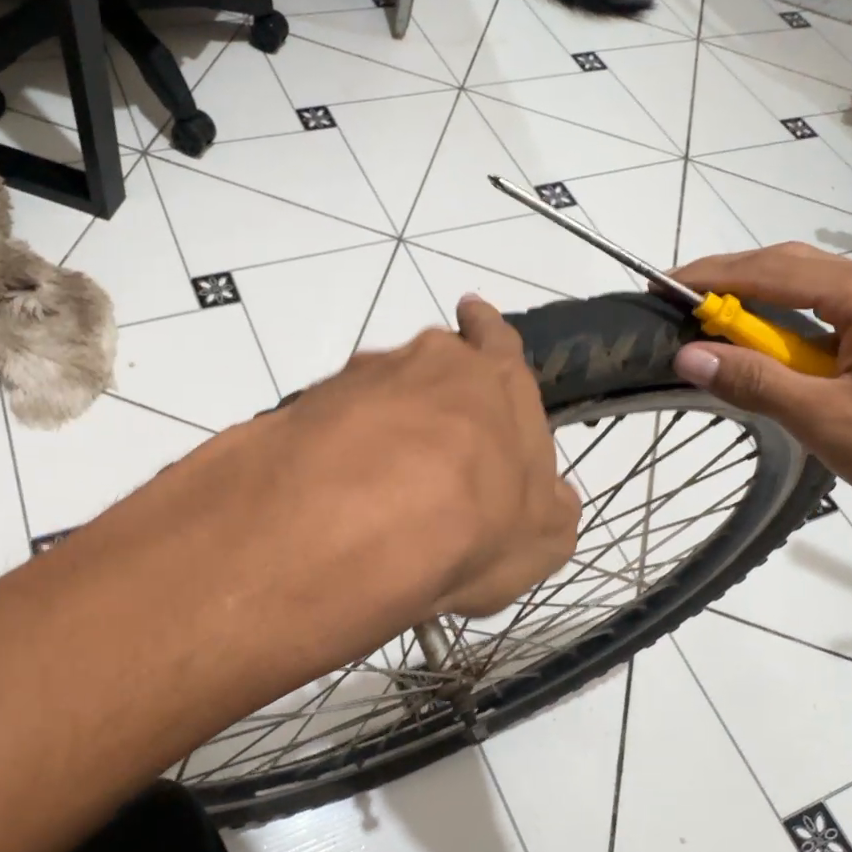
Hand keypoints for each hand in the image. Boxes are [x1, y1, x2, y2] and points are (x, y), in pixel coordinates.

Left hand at [265, 295, 581, 621]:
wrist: (351, 525)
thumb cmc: (472, 524)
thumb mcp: (542, 538)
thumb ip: (548, 506)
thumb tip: (547, 494)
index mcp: (494, 380)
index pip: (496, 338)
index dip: (487, 329)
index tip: (473, 312)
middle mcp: (424, 363)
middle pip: (430, 366)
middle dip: (430, 393)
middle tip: (428, 442)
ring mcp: (357, 381)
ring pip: (375, 392)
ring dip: (378, 423)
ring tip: (373, 480)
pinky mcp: (303, 407)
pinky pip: (328, 423)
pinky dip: (333, 448)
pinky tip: (333, 490)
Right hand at [664, 244, 851, 526]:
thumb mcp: (828, 421)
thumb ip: (755, 382)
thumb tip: (687, 355)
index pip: (768, 271)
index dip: (707, 277)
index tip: (657, 286)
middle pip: (793, 269)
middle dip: (732, 284)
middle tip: (680, 307)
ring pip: (819, 292)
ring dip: (767, 308)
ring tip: (720, 332)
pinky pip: (843, 315)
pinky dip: (800, 327)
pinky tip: (783, 354)